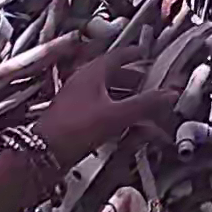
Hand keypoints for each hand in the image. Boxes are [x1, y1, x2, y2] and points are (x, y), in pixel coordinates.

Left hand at [34, 46, 177, 165]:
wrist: (42, 157)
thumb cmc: (72, 130)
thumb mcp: (116, 115)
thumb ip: (145, 104)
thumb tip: (168, 94)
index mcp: (92, 73)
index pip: (118, 55)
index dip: (134, 54)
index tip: (147, 53)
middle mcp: (84, 83)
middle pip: (116, 75)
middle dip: (136, 81)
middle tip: (153, 84)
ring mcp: (79, 101)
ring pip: (109, 94)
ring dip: (128, 99)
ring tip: (145, 108)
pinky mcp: (76, 119)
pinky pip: (103, 110)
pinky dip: (118, 114)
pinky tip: (127, 127)